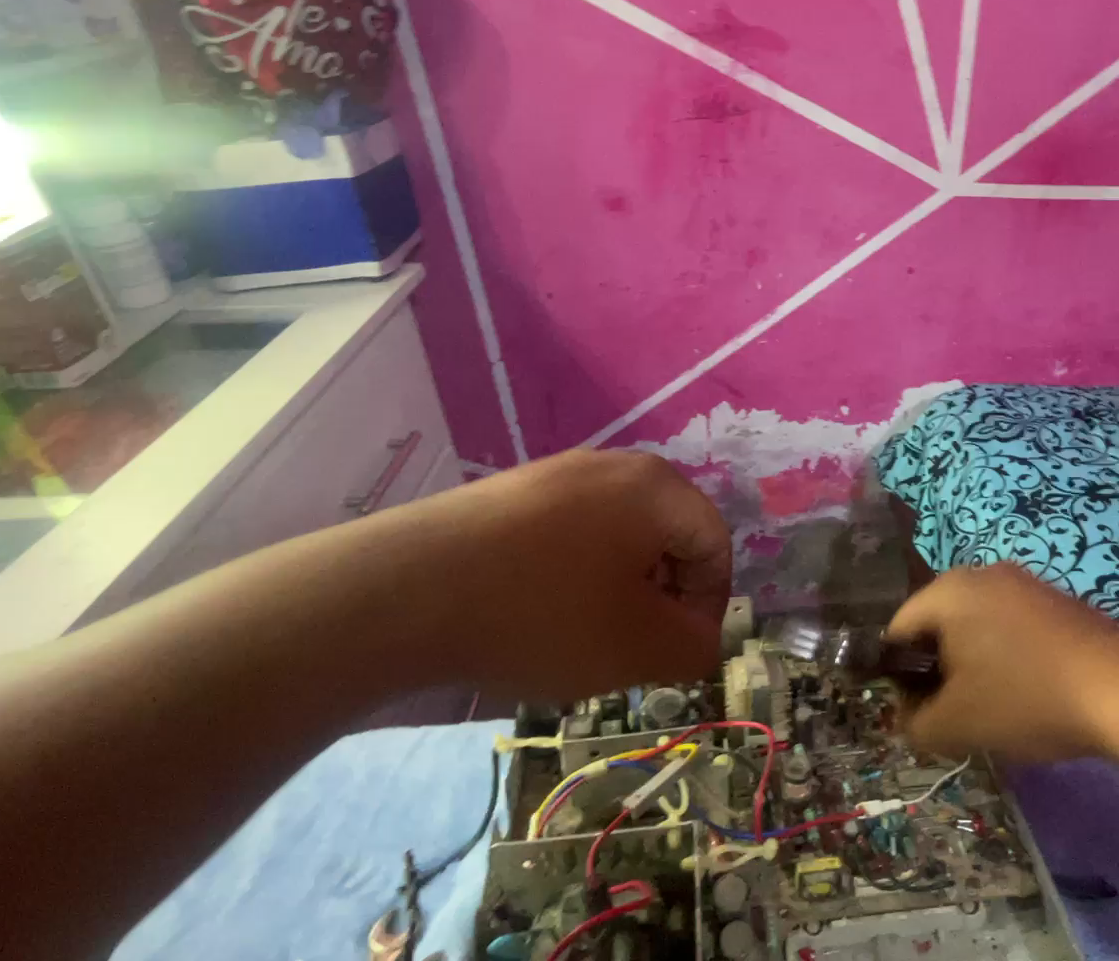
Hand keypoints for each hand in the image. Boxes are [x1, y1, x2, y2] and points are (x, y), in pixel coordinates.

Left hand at [387, 449, 730, 698]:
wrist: (404, 591)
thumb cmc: (542, 615)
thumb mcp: (637, 648)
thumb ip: (694, 647)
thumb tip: (701, 639)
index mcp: (656, 488)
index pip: (715, 545)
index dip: (709, 606)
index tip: (675, 652)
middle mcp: (611, 465)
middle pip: (665, 537)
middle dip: (660, 598)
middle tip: (629, 648)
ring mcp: (554, 474)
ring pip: (615, 538)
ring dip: (615, 591)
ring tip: (578, 637)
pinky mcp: (509, 494)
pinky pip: (566, 535)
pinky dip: (569, 578)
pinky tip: (533, 615)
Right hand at [886, 563, 1118, 761]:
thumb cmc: (1026, 699)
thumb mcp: (956, 725)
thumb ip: (914, 723)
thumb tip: (908, 717)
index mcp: (948, 591)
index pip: (897, 630)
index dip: (897, 674)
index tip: (914, 710)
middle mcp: (982, 573)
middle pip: (938, 624)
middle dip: (938, 667)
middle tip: (952, 711)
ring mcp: (1025, 583)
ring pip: (977, 625)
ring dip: (974, 662)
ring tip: (993, 706)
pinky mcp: (1058, 600)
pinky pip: (1013, 626)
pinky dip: (1009, 656)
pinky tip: (1029, 691)